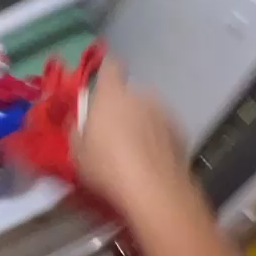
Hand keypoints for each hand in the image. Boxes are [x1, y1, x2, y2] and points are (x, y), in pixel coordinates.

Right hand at [73, 58, 195, 220]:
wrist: (153, 189)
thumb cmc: (107, 167)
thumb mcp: (76, 151)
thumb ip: (76, 127)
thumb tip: (79, 119)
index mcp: (111, 95)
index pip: (109, 66)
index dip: (104, 71)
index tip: (99, 83)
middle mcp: (139, 94)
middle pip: (127, 93)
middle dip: (119, 107)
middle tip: (109, 132)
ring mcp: (163, 110)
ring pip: (145, 110)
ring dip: (138, 122)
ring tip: (130, 150)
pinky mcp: (179, 129)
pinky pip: (160, 127)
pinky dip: (154, 136)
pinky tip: (148, 159)